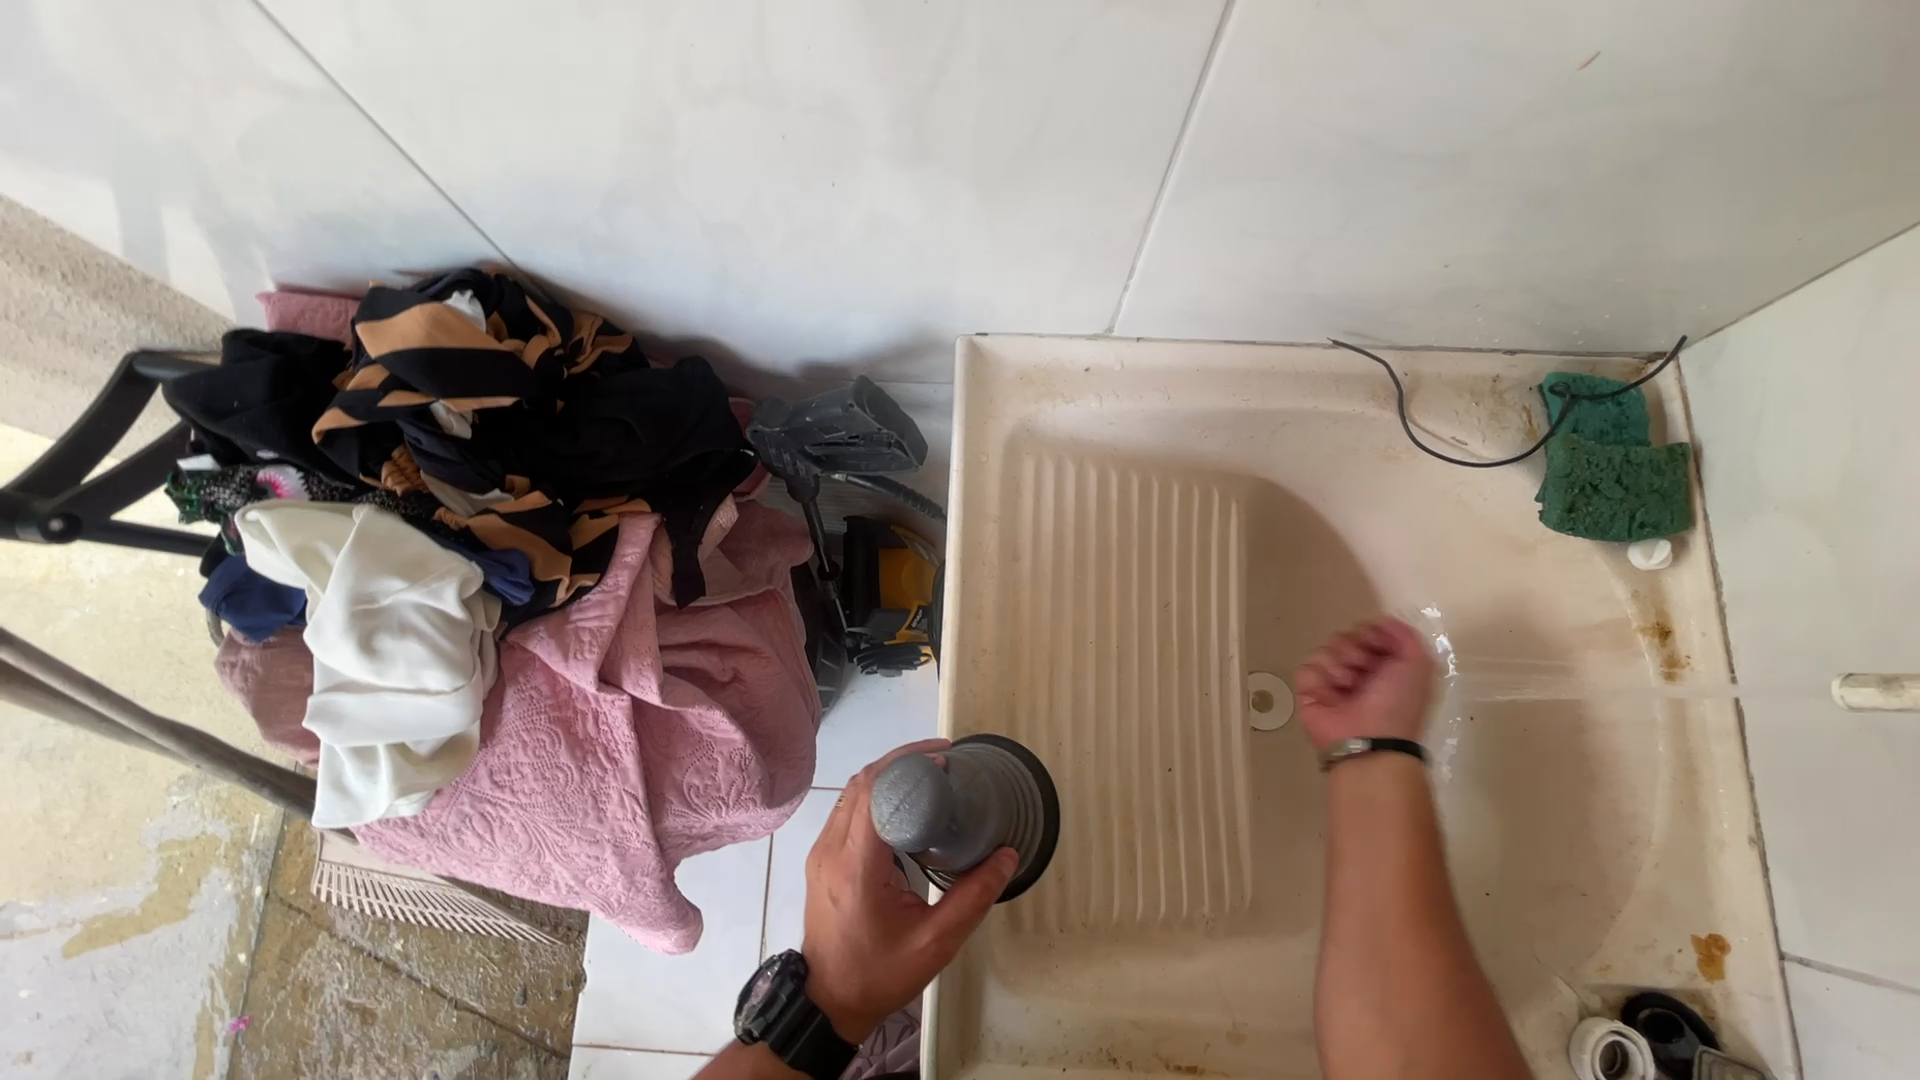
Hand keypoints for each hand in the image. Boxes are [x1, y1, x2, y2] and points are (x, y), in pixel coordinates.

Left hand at [801, 739, 1018, 1043]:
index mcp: (856, 866)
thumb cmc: (879, 975)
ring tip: (927, 775)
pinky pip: (847, 810)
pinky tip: (905, 804)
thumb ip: (974, 896)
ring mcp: (821, 852)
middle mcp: (831, 850)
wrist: (827, 1003)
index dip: (907, 765)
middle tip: (942, 761)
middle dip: (901, 761)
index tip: (943, 760)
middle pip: (861, 782)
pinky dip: (876, 796)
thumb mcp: (936, 942)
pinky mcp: (821, 859)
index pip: (874, 791)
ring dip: (887, 776)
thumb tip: (1007, 856)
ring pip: (852, 793)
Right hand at [1293, 617, 1435, 752]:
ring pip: (1324, 650)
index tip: (1376, 646)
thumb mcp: (1417, 666)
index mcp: (1383, 665)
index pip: (1367, 632)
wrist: (1369, 740)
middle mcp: (1357, 671)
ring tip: (1348, 686)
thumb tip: (1381, 620)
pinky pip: (1306, 669)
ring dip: (1338, 666)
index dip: (1370, 634)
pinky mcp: (1308, 691)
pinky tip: (1331, 695)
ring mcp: (1331, 681)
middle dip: (1353, 650)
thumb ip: (1405, 635)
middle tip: (1364, 669)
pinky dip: (1319, 680)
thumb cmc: (1397, 705)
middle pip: (1343, 637)